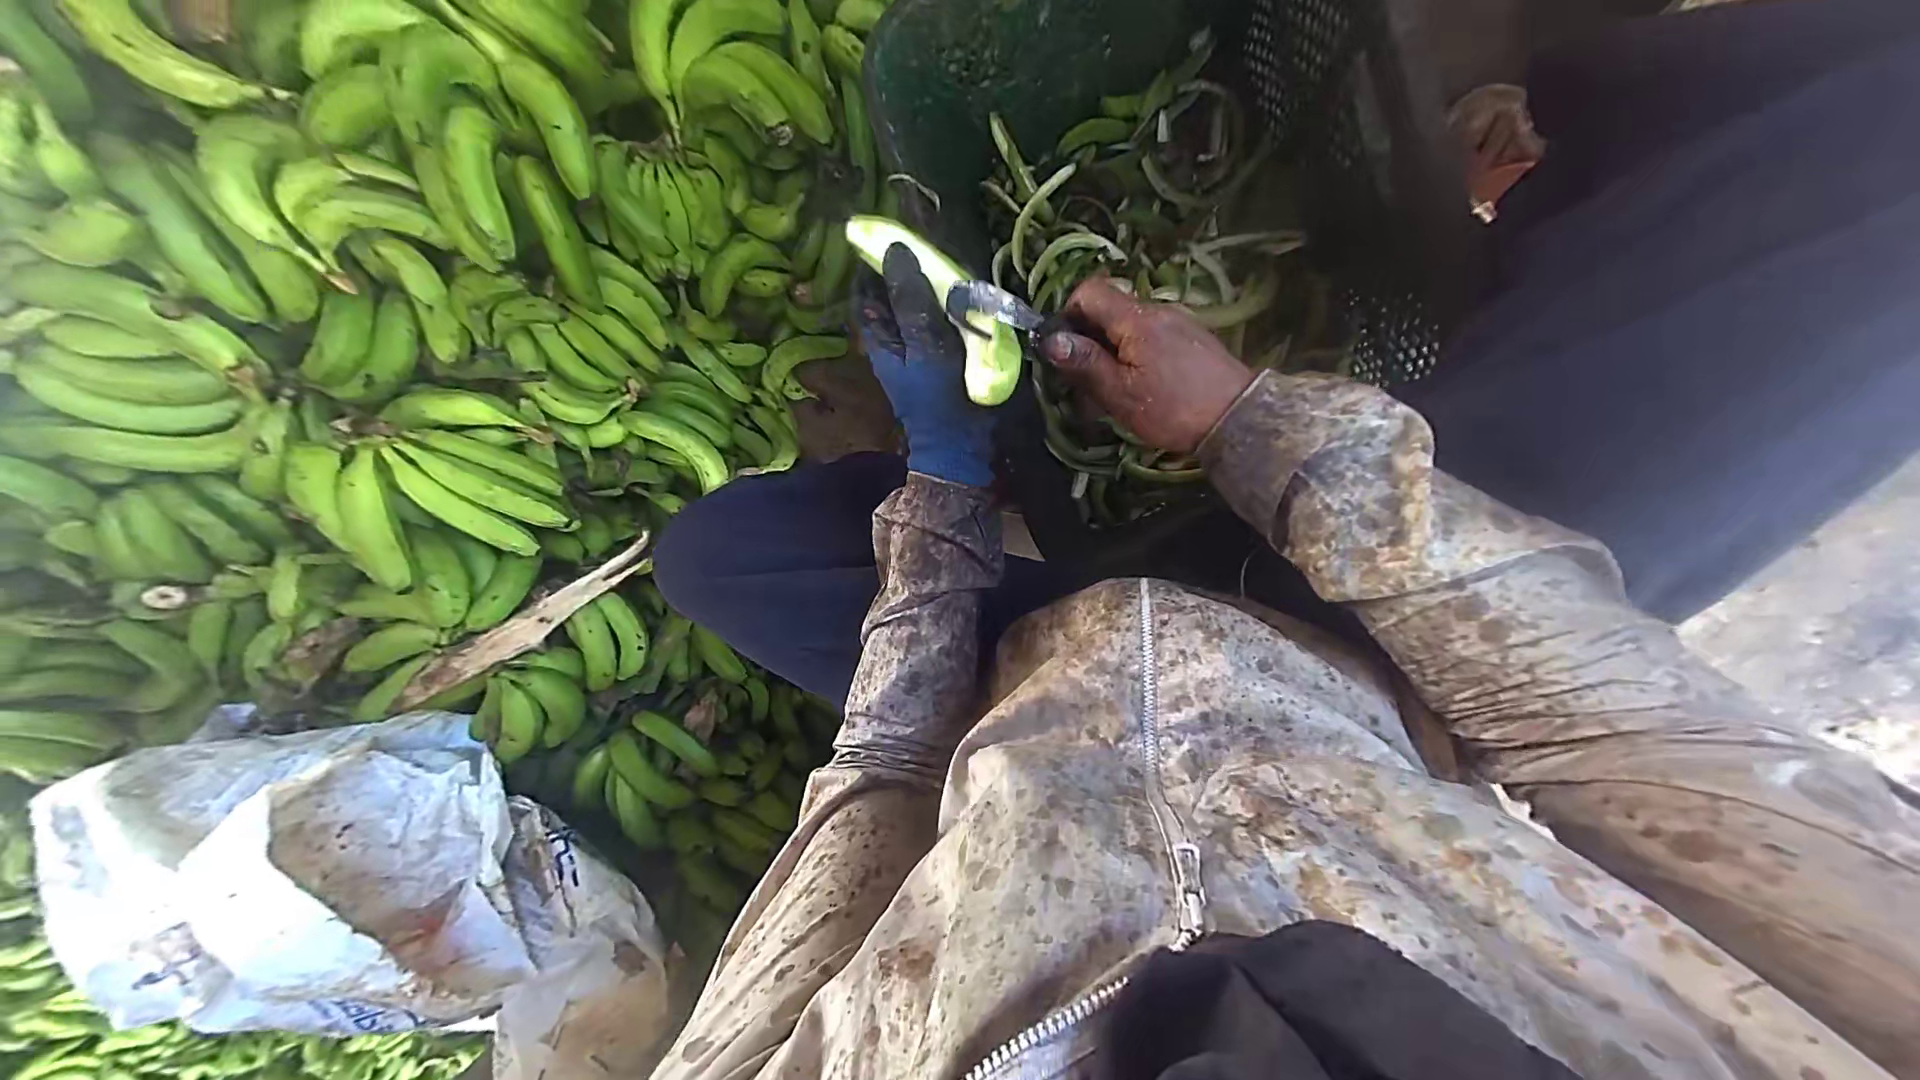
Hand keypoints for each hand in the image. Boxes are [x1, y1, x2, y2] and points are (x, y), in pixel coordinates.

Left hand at [854, 244, 997, 486]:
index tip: (894, 234)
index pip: (867, 287)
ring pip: (924, 301)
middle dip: (912, 267)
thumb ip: (912, 302)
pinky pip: (947, 318)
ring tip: (953, 262)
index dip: (874, 260)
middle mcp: (898, 337)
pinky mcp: (948, 352)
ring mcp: (923, 345)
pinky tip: (970, 292)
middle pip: (897, 291)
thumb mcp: (924, 348)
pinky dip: (955, 303)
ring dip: (936, 283)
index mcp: (881, 336)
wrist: (966, 444)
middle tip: (932, 244)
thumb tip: (895, 250)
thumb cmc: (939, 399)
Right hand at [1040, 278, 1254, 454]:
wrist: (1237, 419)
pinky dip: (1135, 355)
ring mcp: (1178, 322)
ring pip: (1129, 326)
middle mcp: (1158, 310)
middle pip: (1108, 309)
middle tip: (1085, 380)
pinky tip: (1142, 387)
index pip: (1089, 291)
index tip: (1066, 349)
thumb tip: (1049, 339)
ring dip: (1112, 352)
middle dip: (1089, 340)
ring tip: (1113, 390)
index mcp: (1136, 319)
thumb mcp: (1119, 392)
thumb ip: (1085, 363)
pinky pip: (1151, 337)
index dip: (1068, 314)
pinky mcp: (1191, 339)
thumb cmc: (1172, 409)